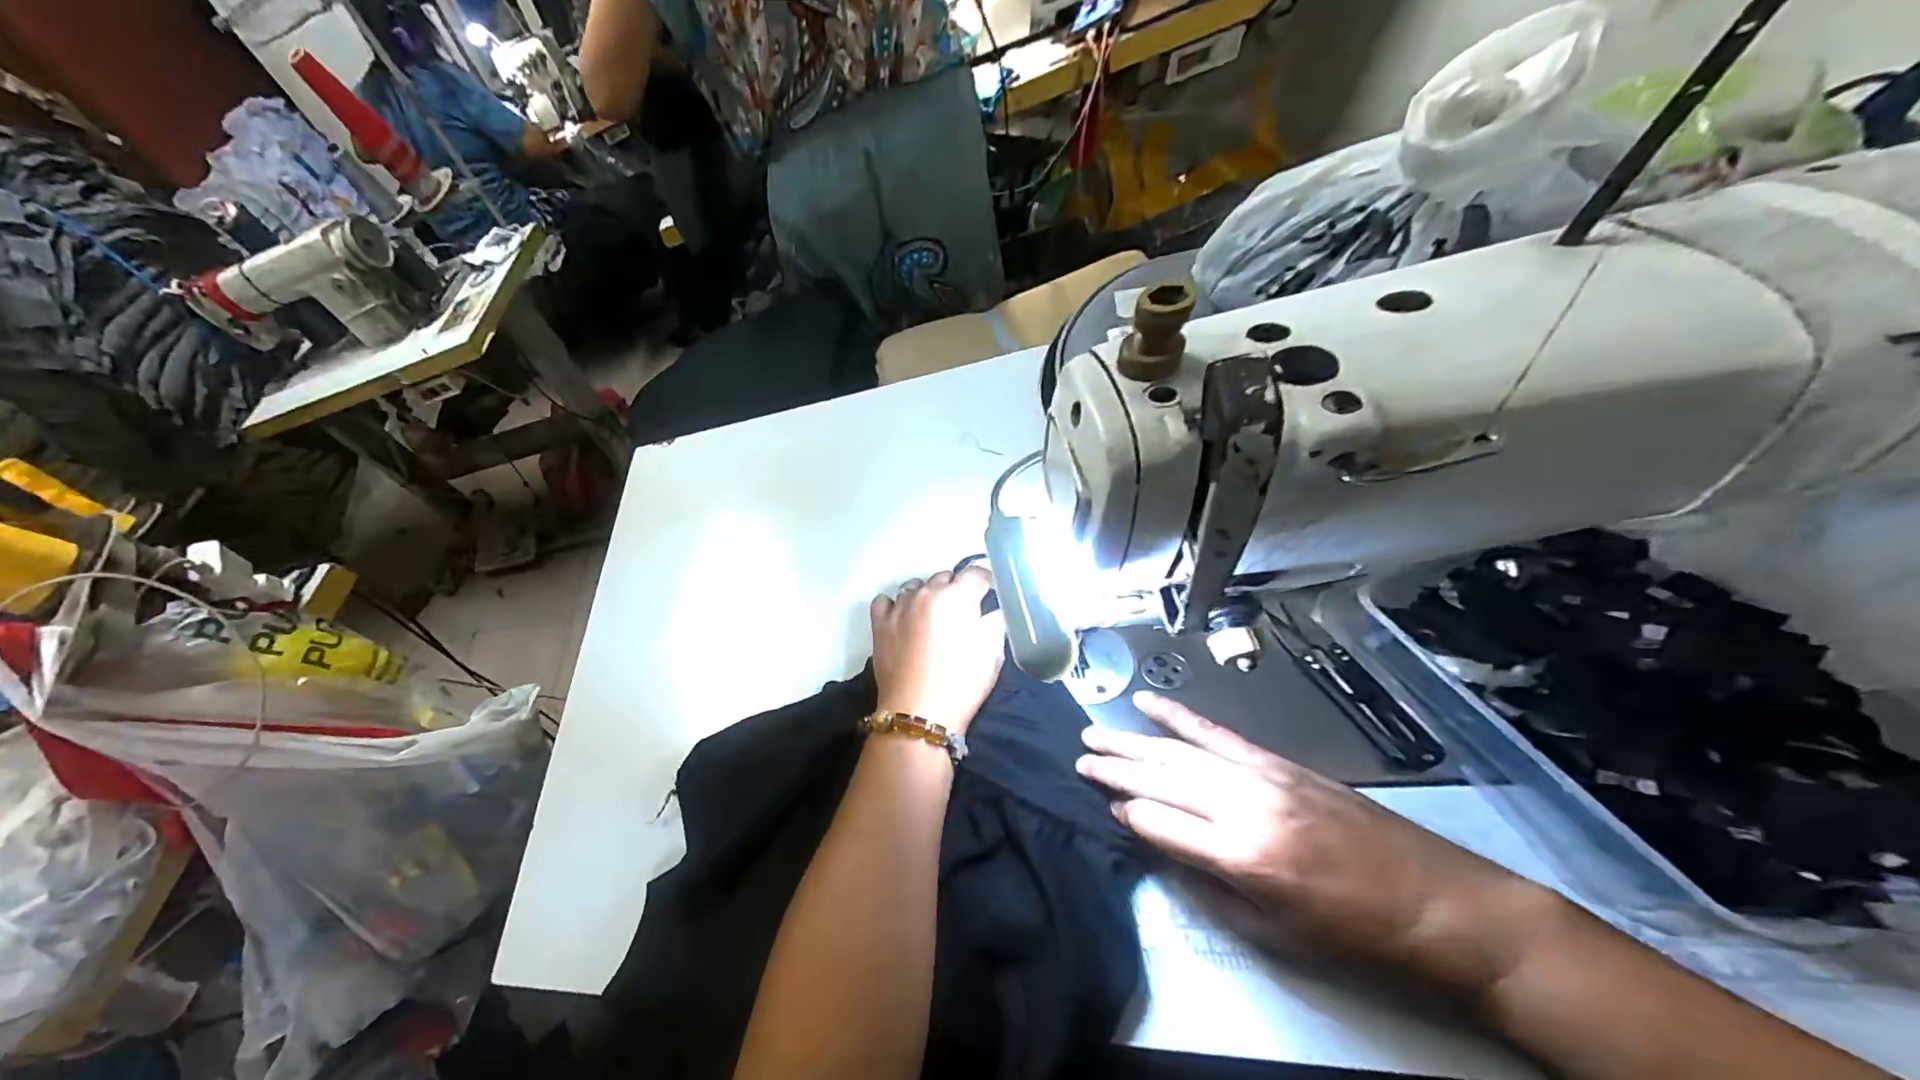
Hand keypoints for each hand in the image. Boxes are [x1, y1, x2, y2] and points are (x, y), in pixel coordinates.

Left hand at [870, 568, 1006, 734]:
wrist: (918, 713)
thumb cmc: (962, 684)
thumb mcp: (993, 654)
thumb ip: (996, 623)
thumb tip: (995, 610)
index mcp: (958, 596)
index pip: (976, 573)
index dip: (986, 581)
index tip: (989, 593)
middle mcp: (927, 593)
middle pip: (945, 577)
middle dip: (956, 588)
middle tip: (962, 612)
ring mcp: (900, 606)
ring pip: (915, 585)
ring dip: (926, 593)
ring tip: (932, 615)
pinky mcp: (879, 624)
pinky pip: (885, 601)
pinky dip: (895, 604)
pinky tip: (903, 618)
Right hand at [1077, 692, 1559, 996]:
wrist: (1442, 904)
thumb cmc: (1356, 935)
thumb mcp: (1276, 933)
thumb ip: (1211, 885)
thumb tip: (1164, 847)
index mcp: (1242, 856)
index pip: (1161, 824)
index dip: (1127, 814)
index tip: (1102, 806)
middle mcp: (1244, 805)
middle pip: (1164, 778)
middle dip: (1116, 768)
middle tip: (1078, 758)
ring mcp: (1263, 776)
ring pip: (1182, 750)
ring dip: (1134, 740)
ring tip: (1096, 733)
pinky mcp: (1280, 762)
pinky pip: (1219, 733)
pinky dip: (1181, 716)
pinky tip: (1151, 703)